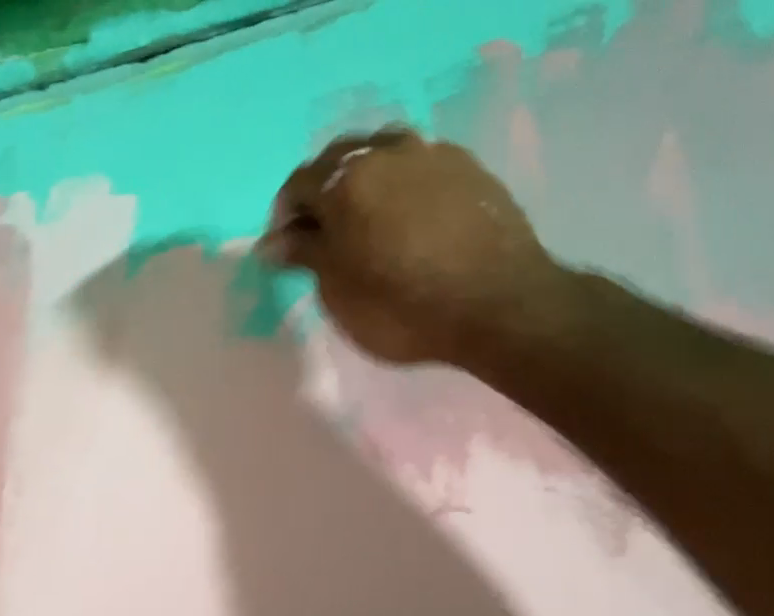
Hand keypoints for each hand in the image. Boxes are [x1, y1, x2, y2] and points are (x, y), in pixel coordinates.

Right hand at [259, 128, 561, 368]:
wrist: (498, 306)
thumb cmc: (401, 306)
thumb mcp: (337, 290)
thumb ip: (305, 255)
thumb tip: (274, 242)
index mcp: (345, 180)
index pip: (298, 184)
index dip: (286, 216)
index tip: (288, 249)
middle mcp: (387, 151)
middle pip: (340, 159)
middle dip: (325, 192)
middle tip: (325, 234)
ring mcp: (434, 154)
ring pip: (384, 155)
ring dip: (367, 181)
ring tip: (369, 222)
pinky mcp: (471, 168)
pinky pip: (421, 167)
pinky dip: (404, 187)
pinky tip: (410, 221)